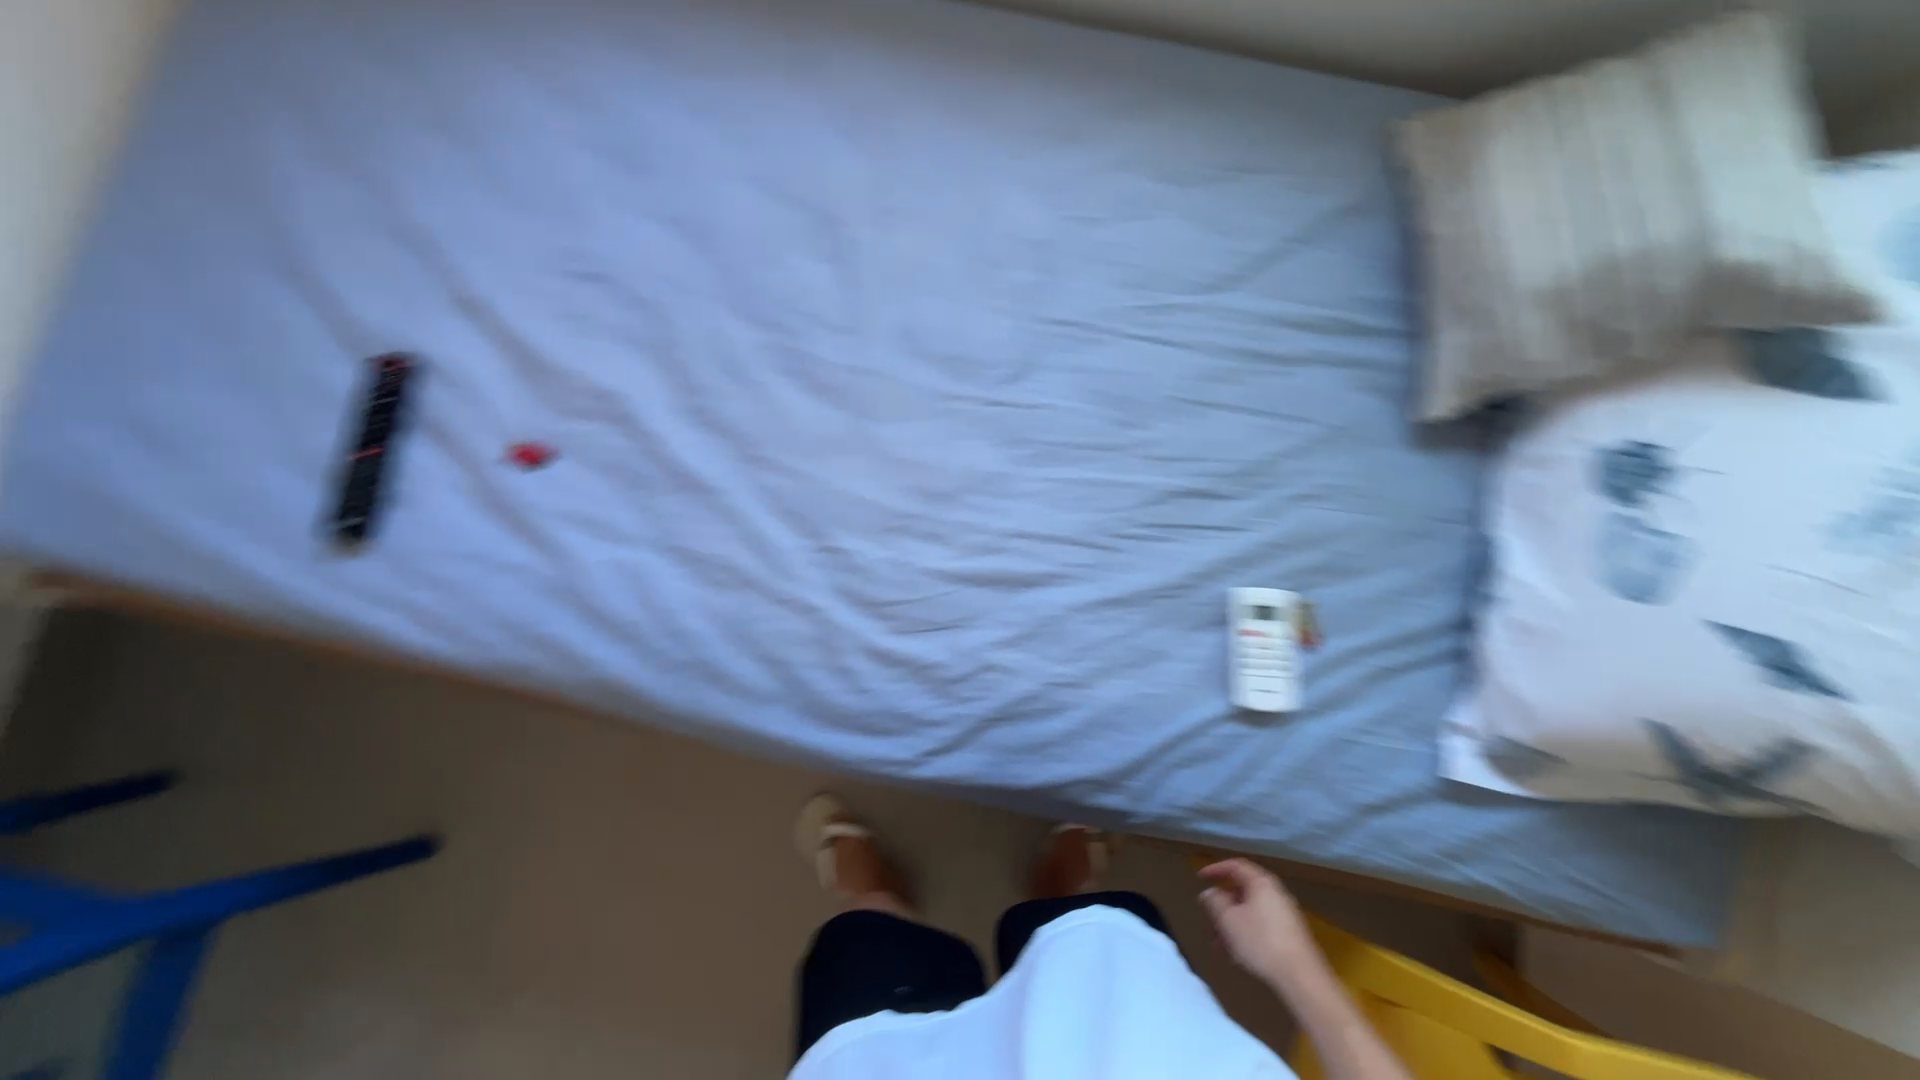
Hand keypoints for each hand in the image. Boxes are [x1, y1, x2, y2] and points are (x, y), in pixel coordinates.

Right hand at [1198, 858, 1318, 985]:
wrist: (1300, 976)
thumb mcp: (1228, 920)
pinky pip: (1260, 925)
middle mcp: (1275, 894)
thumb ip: (1214, 902)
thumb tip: (1209, 892)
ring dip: (1230, 923)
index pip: (1235, 866)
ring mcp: (1284, 914)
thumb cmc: (1260, 942)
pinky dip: (1244, 933)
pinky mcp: (1289, 934)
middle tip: (1207, 918)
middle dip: (1221, 905)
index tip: (1199, 878)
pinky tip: (1235, 954)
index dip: (1215, 869)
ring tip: (1217, 943)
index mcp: (1261, 883)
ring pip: (1250, 911)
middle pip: (1242, 891)